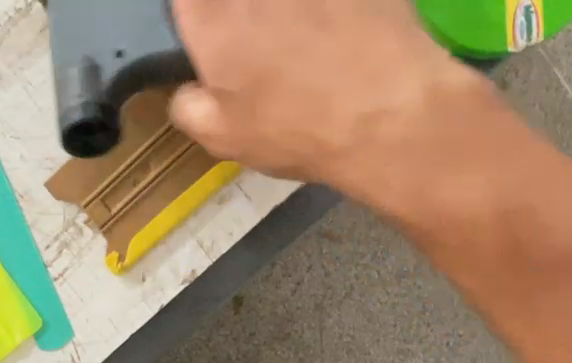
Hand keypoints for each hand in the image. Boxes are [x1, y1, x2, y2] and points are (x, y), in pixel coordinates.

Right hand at [168, 0, 487, 193]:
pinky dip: (333, 10)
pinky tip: (340, 32)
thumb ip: (189, 107)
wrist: (387, 112)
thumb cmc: (295, 130)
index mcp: (214, 22)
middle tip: (258, 55)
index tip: (205, 35)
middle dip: (241, 16)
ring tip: (303, 48)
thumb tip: (187, 89)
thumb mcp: (223, 139)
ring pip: (290, 3)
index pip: (184, 2)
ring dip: (291, 16)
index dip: (193, 16)